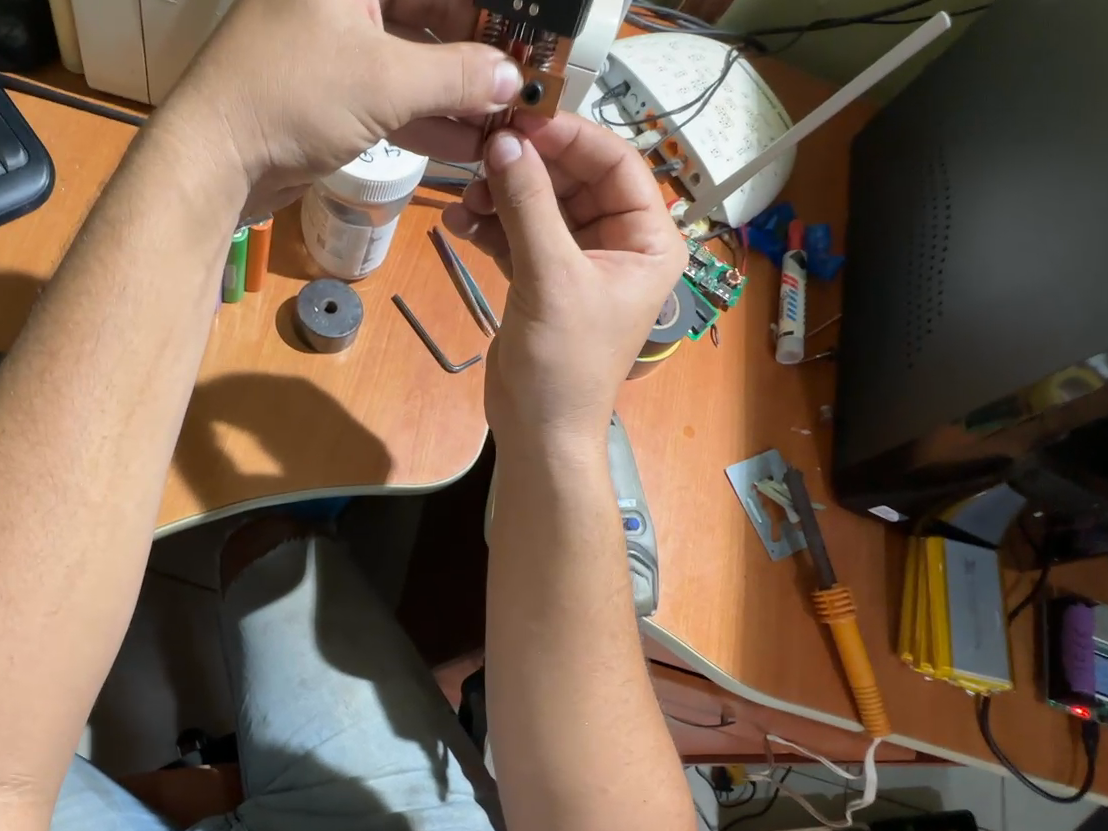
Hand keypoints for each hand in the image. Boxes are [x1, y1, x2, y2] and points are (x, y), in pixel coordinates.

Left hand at [161, 0, 522, 214]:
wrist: (216, 158)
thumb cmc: (290, 96)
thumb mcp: (383, 81)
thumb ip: (455, 76)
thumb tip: (509, 78)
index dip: (484, 8)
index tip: (523, 30)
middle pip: (429, 11)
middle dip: (477, 50)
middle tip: (520, 79)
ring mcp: (337, 45)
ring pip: (413, 59)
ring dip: (459, 92)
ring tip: (505, 117)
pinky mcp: (332, 93)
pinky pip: (392, 97)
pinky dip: (427, 118)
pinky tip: (470, 140)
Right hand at [443, 114, 685, 449]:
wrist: (538, 432)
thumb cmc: (564, 363)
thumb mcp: (551, 279)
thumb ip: (528, 206)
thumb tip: (504, 143)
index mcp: (647, 240)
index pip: (616, 163)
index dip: (570, 138)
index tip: (521, 122)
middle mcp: (617, 244)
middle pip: (572, 181)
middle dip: (527, 170)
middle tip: (481, 157)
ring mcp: (576, 263)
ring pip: (540, 207)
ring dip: (502, 199)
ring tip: (466, 198)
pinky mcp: (541, 281)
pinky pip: (518, 237)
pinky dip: (491, 228)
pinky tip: (460, 223)